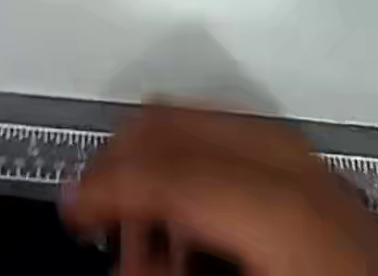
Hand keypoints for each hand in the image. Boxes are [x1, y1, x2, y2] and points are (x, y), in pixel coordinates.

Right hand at [61, 106, 377, 275]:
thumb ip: (174, 263)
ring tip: (136, 206)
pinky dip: (188, 153)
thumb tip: (128, 254)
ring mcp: (299, 149)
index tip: (74, 200)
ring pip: (194, 116)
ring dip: (153, 153)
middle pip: (172, 122)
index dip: (107, 181)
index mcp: (275, 195)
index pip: (164, 166)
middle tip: (94, 198)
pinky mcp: (304, 157)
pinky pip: (225, 128)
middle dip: (122, 157)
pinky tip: (182, 196)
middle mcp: (286, 154)